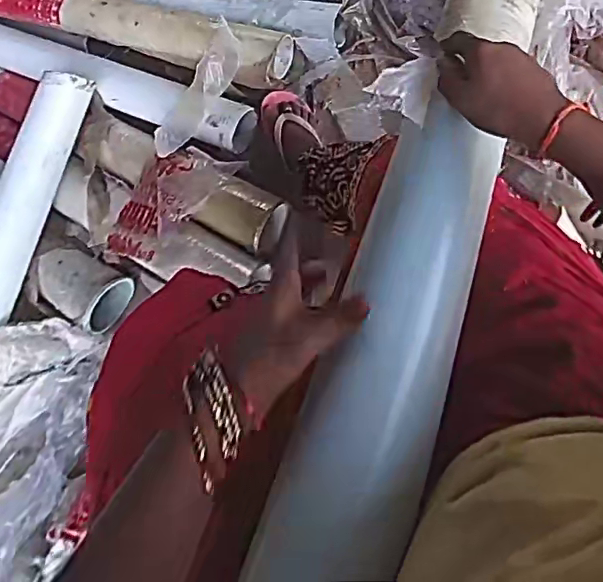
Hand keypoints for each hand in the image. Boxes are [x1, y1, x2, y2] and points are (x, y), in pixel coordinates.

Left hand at [222, 221, 367, 412]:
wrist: (235, 391)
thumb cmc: (270, 356)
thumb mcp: (310, 337)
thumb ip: (338, 319)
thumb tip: (366, 300)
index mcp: (281, 285)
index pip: (289, 247)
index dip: (298, 229)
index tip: (306, 211)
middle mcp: (273, 294)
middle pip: (292, 267)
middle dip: (311, 258)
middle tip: (332, 252)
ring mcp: (269, 314)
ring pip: (291, 288)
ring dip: (309, 281)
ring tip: (331, 281)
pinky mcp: (270, 334)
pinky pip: (292, 307)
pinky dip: (307, 303)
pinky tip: (320, 315)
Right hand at [437, 34, 568, 149]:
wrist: (545, 119)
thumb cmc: (498, 108)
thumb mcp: (461, 98)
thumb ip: (447, 78)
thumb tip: (444, 64)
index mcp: (479, 50)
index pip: (457, 38)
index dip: (447, 47)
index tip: (444, 57)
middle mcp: (501, 46)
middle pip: (479, 48)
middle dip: (469, 60)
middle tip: (463, 78)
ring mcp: (521, 56)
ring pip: (497, 58)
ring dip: (489, 69)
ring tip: (486, 89)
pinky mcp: (536, 68)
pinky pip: (513, 68)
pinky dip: (506, 77)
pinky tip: (506, 94)